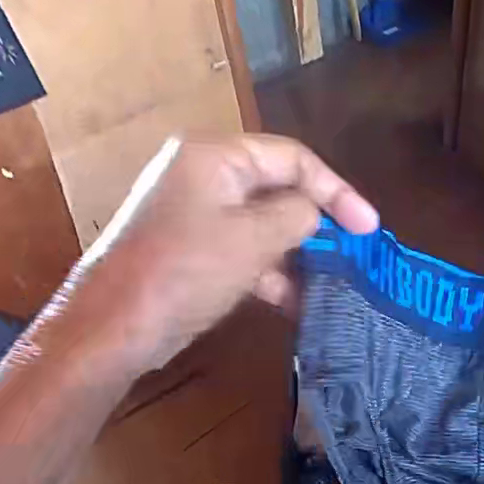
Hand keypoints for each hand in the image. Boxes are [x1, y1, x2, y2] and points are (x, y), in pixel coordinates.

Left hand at [31, 134, 378, 372]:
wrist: (115, 326)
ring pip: (264, 226)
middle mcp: (205, 176)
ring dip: (296, 255)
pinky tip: (295, 303)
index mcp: (216, 157)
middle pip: (279, 190)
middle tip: (352, 254)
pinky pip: (244, 252)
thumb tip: (314, 214)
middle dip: (316, 224)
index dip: (336, 191)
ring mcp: (196, 215)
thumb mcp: (251, 240)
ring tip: (329, 285)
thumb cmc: (184, 273)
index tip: (368, 228)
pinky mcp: (193, 250)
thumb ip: (296, 216)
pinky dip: (270, 273)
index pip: (293, 158)